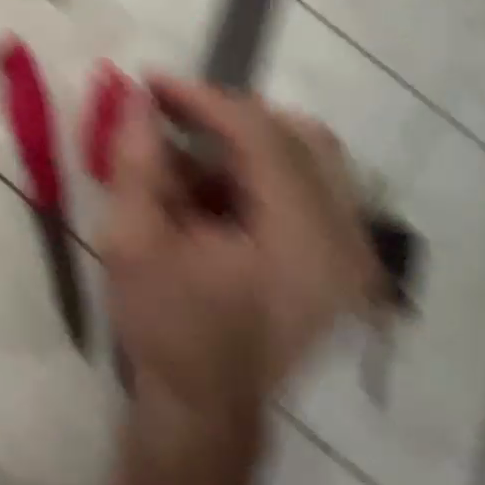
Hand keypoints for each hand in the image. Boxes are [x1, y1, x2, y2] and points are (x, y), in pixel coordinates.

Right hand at [99, 77, 380, 414]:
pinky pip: (307, 191)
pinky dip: (253, 174)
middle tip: (165, 111)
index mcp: (303, 237)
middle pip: (301, 139)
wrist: (202, 403)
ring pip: (310, 161)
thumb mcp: (133, 241)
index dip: (202, 99)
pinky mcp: (338, 264)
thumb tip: (133, 98)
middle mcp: (347, 239)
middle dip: (228, 114)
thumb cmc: (165, 322)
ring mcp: (351, 254)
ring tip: (176, 152)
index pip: (263, 137)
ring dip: (241, 143)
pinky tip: (200, 189)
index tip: (146, 80)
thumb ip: (136, 164)